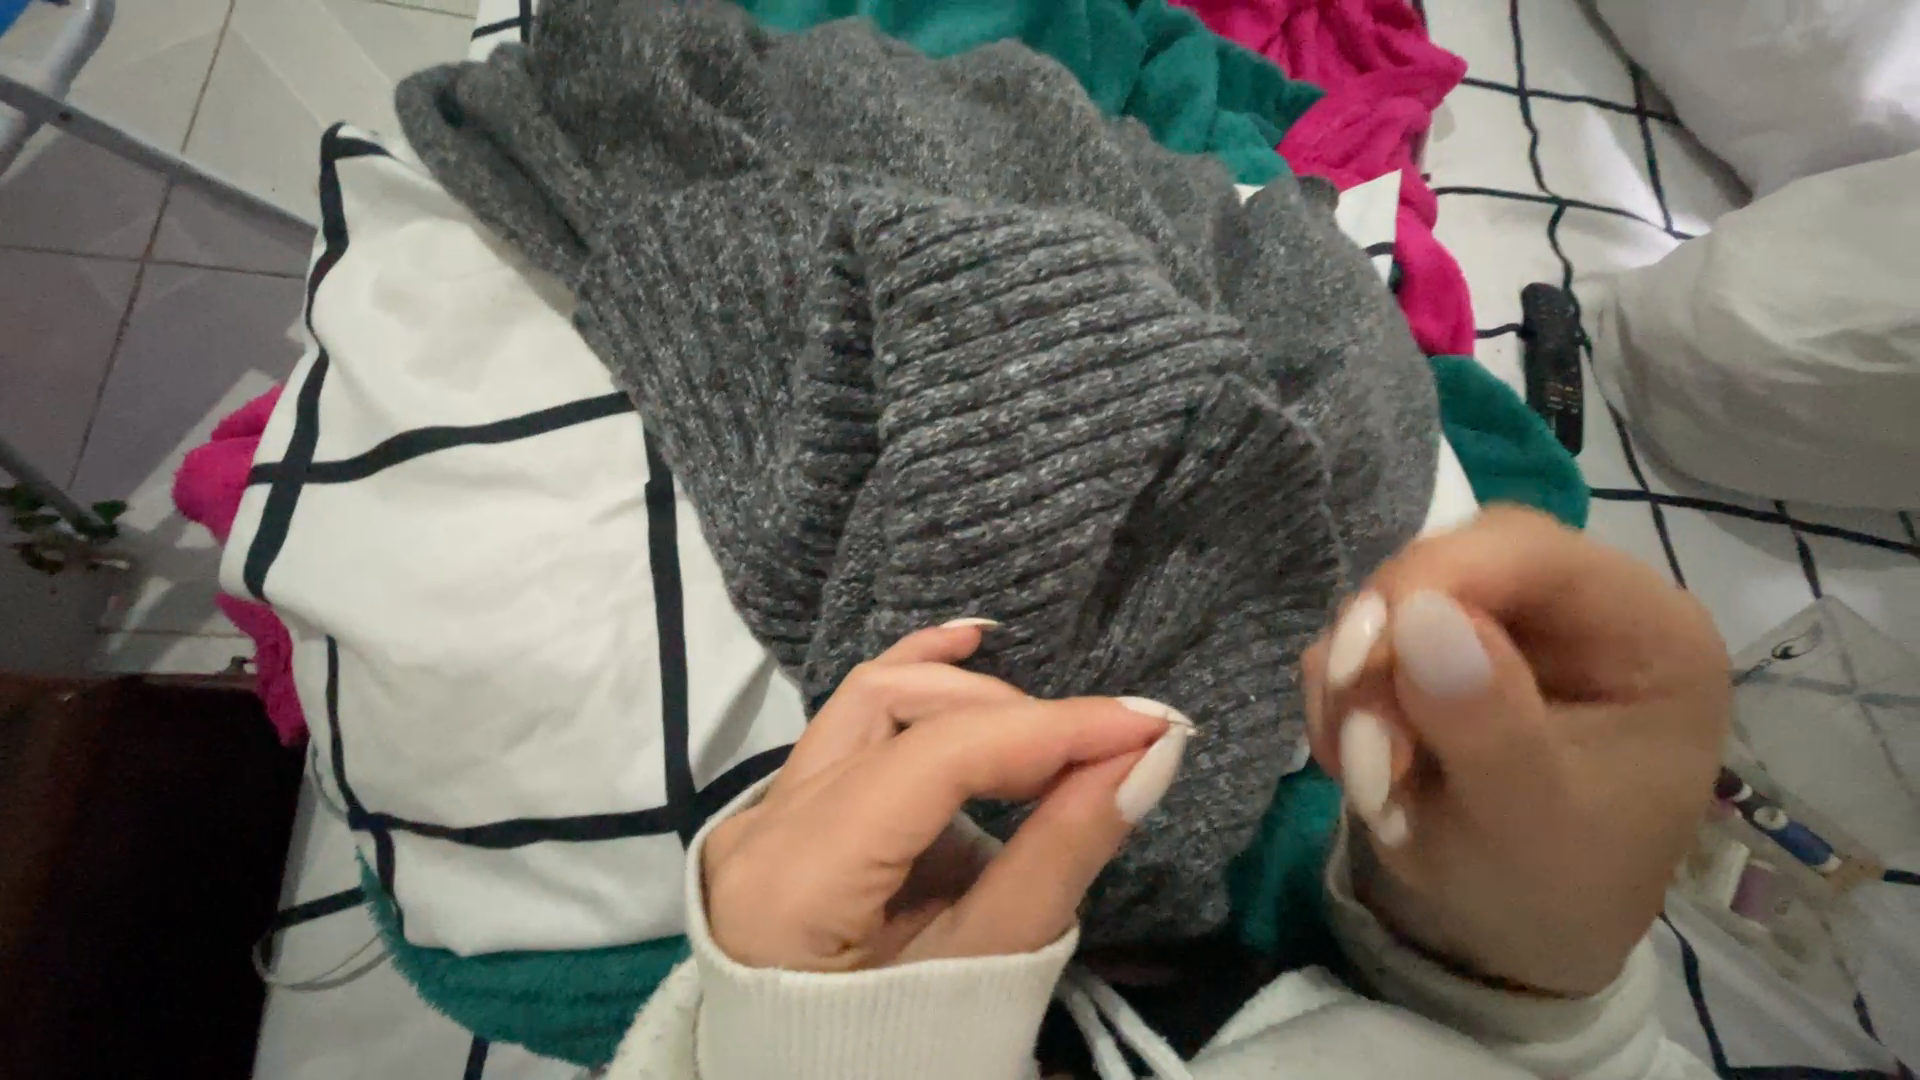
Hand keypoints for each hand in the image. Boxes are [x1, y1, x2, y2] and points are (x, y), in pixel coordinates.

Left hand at [702, 623, 1187, 970]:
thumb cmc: (902, 1054)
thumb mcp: (989, 968)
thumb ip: (1061, 853)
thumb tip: (1146, 758)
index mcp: (797, 880)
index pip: (936, 760)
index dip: (1048, 730)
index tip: (1146, 725)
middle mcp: (765, 823)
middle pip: (897, 711)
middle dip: (1011, 717)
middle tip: (1099, 747)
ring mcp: (766, 808)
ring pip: (872, 700)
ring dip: (966, 697)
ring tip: (1045, 722)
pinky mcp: (786, 804)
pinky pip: (851, 720)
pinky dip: (916, 679)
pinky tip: (965, 643)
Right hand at [1303, 506, 1729, 996]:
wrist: (1497, 926)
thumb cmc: (1546, 885)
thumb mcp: (1525, 824)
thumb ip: (1485, 723)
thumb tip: (1420, 617)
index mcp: (1643, 635)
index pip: (1527, 549)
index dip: (1430, 578)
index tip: (1358, 657)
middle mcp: (1569, 611)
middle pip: (1445, 560)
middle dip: (1381, 640)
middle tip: (1361, 730)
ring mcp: (1492, 624)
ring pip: (1386, 601)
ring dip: (1352, 683)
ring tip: (1369, 772)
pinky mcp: (1431, 647)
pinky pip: (1356, 637)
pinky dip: (1338, 694)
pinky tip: (1356, 755)